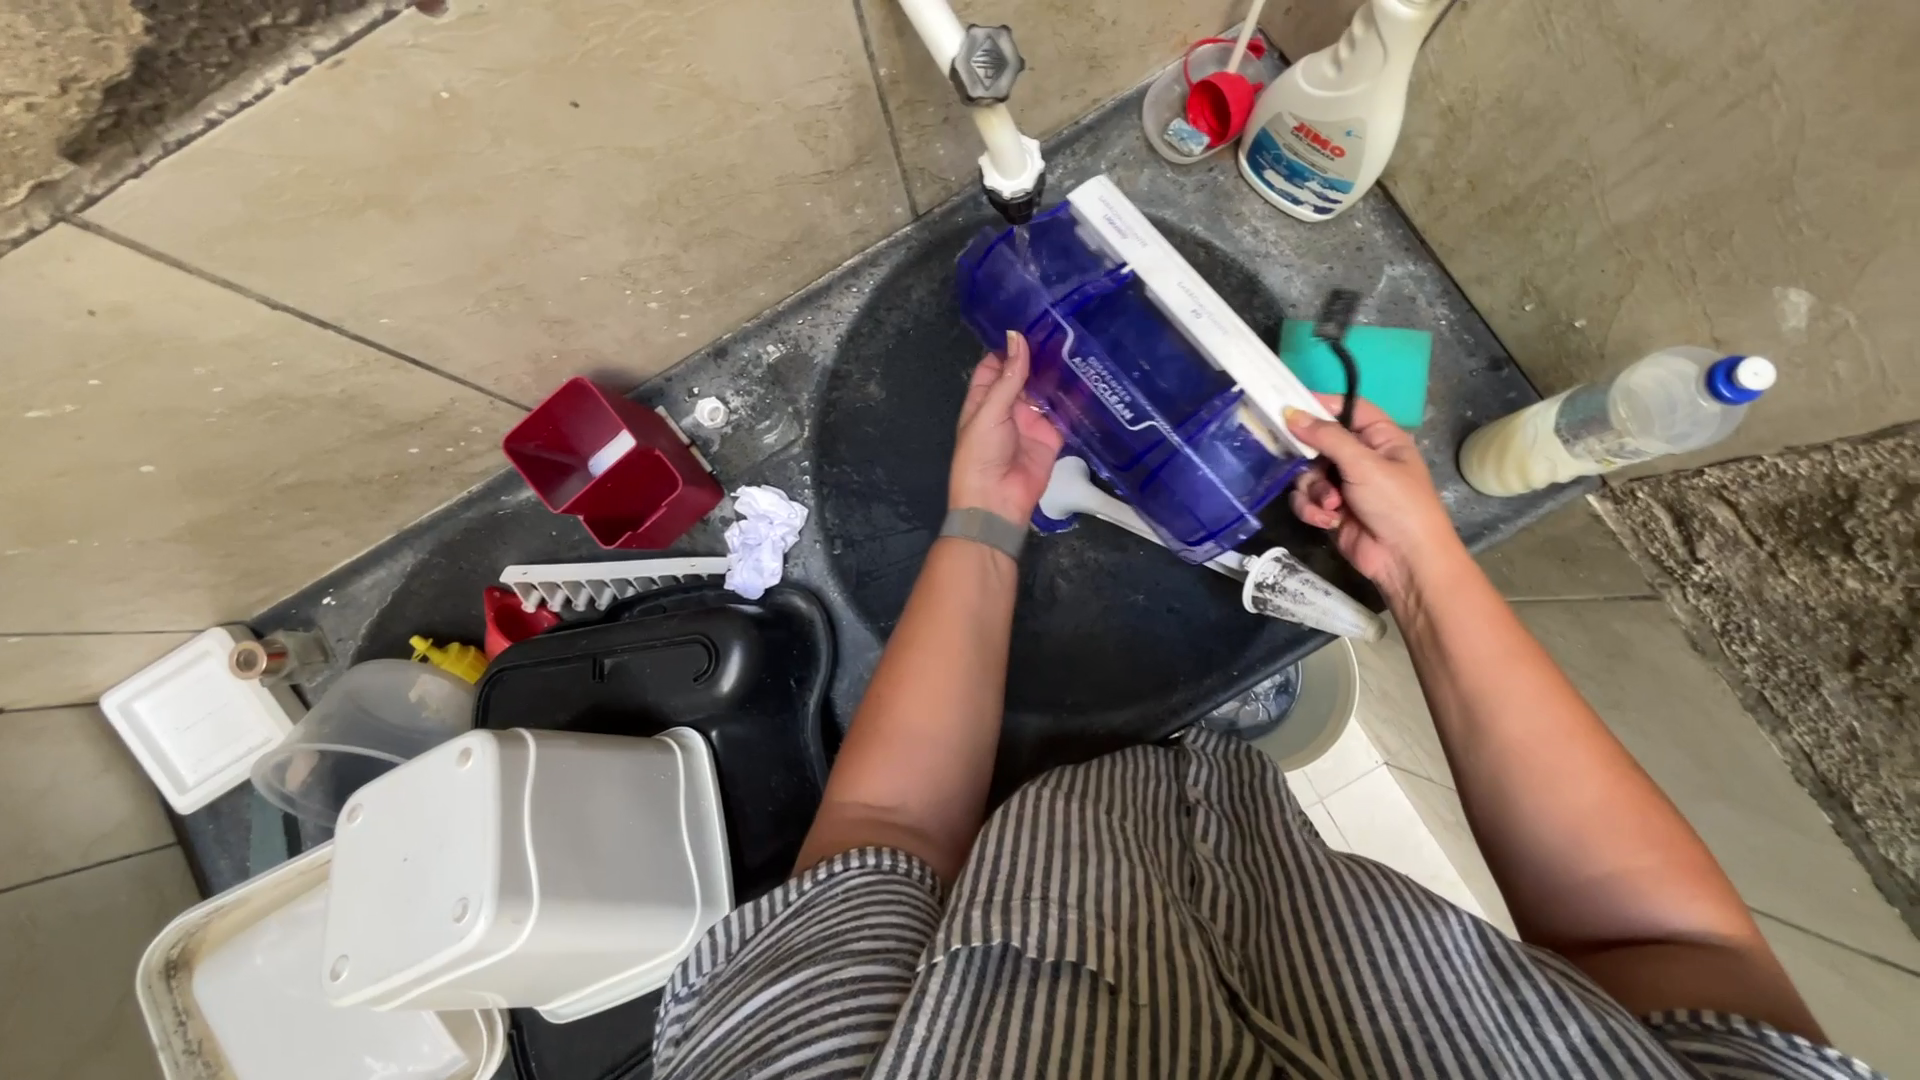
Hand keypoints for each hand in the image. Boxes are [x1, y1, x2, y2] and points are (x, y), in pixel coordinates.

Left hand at [950, 331, 1064, 523]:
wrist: (996, 502)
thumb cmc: (980, 456)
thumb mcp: (989, 412)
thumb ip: (1008, 377)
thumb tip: (1017, 338)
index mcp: (984, 400)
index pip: (996, 365)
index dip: (1010, 346)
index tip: (1031, 323)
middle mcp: (1008, 408)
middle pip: (1024, 376)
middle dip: (1039, 357)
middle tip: (1062, 329)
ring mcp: (1030, 422)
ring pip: (1046, 392)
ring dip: (1058, 375)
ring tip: (1078, 346)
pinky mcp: (1051, 438)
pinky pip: (1065, 415)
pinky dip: (1075, 400)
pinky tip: (1088, 379)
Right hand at [1286, 394, 1465, 602]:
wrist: (1403, 559)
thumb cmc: (1396, 503)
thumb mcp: (1364, 464)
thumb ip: (1326, 437)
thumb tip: (1291, 413)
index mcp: (1380, 438)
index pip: (1347, 408)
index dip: (1320, 404)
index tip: (1289, 405)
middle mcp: (1360, 457)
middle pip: (1318, 443)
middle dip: (1310, 459)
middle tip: (1299, 461)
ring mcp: (1344, 484)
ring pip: (1307, 474)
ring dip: (1313, 490)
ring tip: (1330, 504)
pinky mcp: (1330, 509)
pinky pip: (1306, 499)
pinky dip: (1312, 509)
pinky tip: (1326, 519)